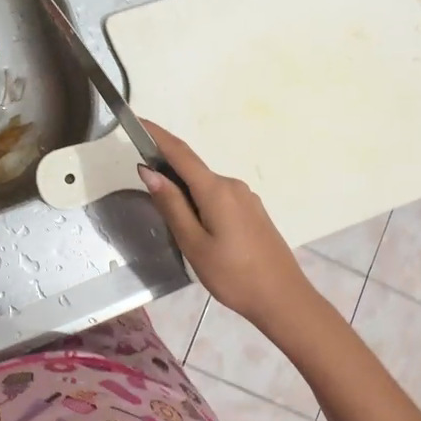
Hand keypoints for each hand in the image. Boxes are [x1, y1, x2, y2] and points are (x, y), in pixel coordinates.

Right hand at [137, 121, 311, 329]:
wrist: (283, 300)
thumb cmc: (233, 275)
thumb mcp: (194, 243)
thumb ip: (171, 205)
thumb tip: (149, 171)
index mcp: (216, 190)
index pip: (180, 153)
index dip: (157, 135)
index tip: (137, 121)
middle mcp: (232, 186)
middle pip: (192, 169)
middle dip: (167, 168)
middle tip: (141, 185)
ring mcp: (246, 199)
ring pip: (205, 186)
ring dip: (183, 189)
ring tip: (168, 217)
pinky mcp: (252, 212)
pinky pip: (218, 197)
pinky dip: (199, 200)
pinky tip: (194, 226)